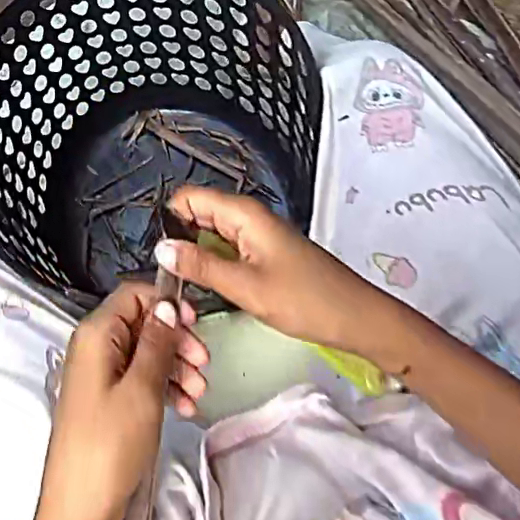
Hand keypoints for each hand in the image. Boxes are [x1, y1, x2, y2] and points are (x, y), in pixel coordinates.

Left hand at [31, 283, 209, 519]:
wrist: (80, 504)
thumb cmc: (104, 448)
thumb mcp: (141, 390)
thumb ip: (156, 344)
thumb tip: (166, 306)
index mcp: (94, 333)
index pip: (131, 294)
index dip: (164, 302)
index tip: (194, 320)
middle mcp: (93, 346)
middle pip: (141, 323)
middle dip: (175, 339)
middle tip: (201, 360)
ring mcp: (98, 372)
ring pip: (143, 351)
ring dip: (174, 366)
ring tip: (197, 390)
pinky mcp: (106, 397)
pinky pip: (138, 377)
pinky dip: (163, 386)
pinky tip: (183, 405)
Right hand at [155, 185, 398, 357]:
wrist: (359, 321)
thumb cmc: (309, 301)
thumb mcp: (246, 287)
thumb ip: (199, 266)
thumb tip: (160, 249)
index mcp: (242, 213)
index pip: (187, 198)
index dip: (169, 221)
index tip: (162, 253)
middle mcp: (246, 215)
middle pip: (195, 213)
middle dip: (179, 238)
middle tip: (173, 275)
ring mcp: (254, 232)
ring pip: (208, 231)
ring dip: (196, 254)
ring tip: (191, 283)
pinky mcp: (261, 250)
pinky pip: (224, 246)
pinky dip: (213, 262)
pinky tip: (213, 285)